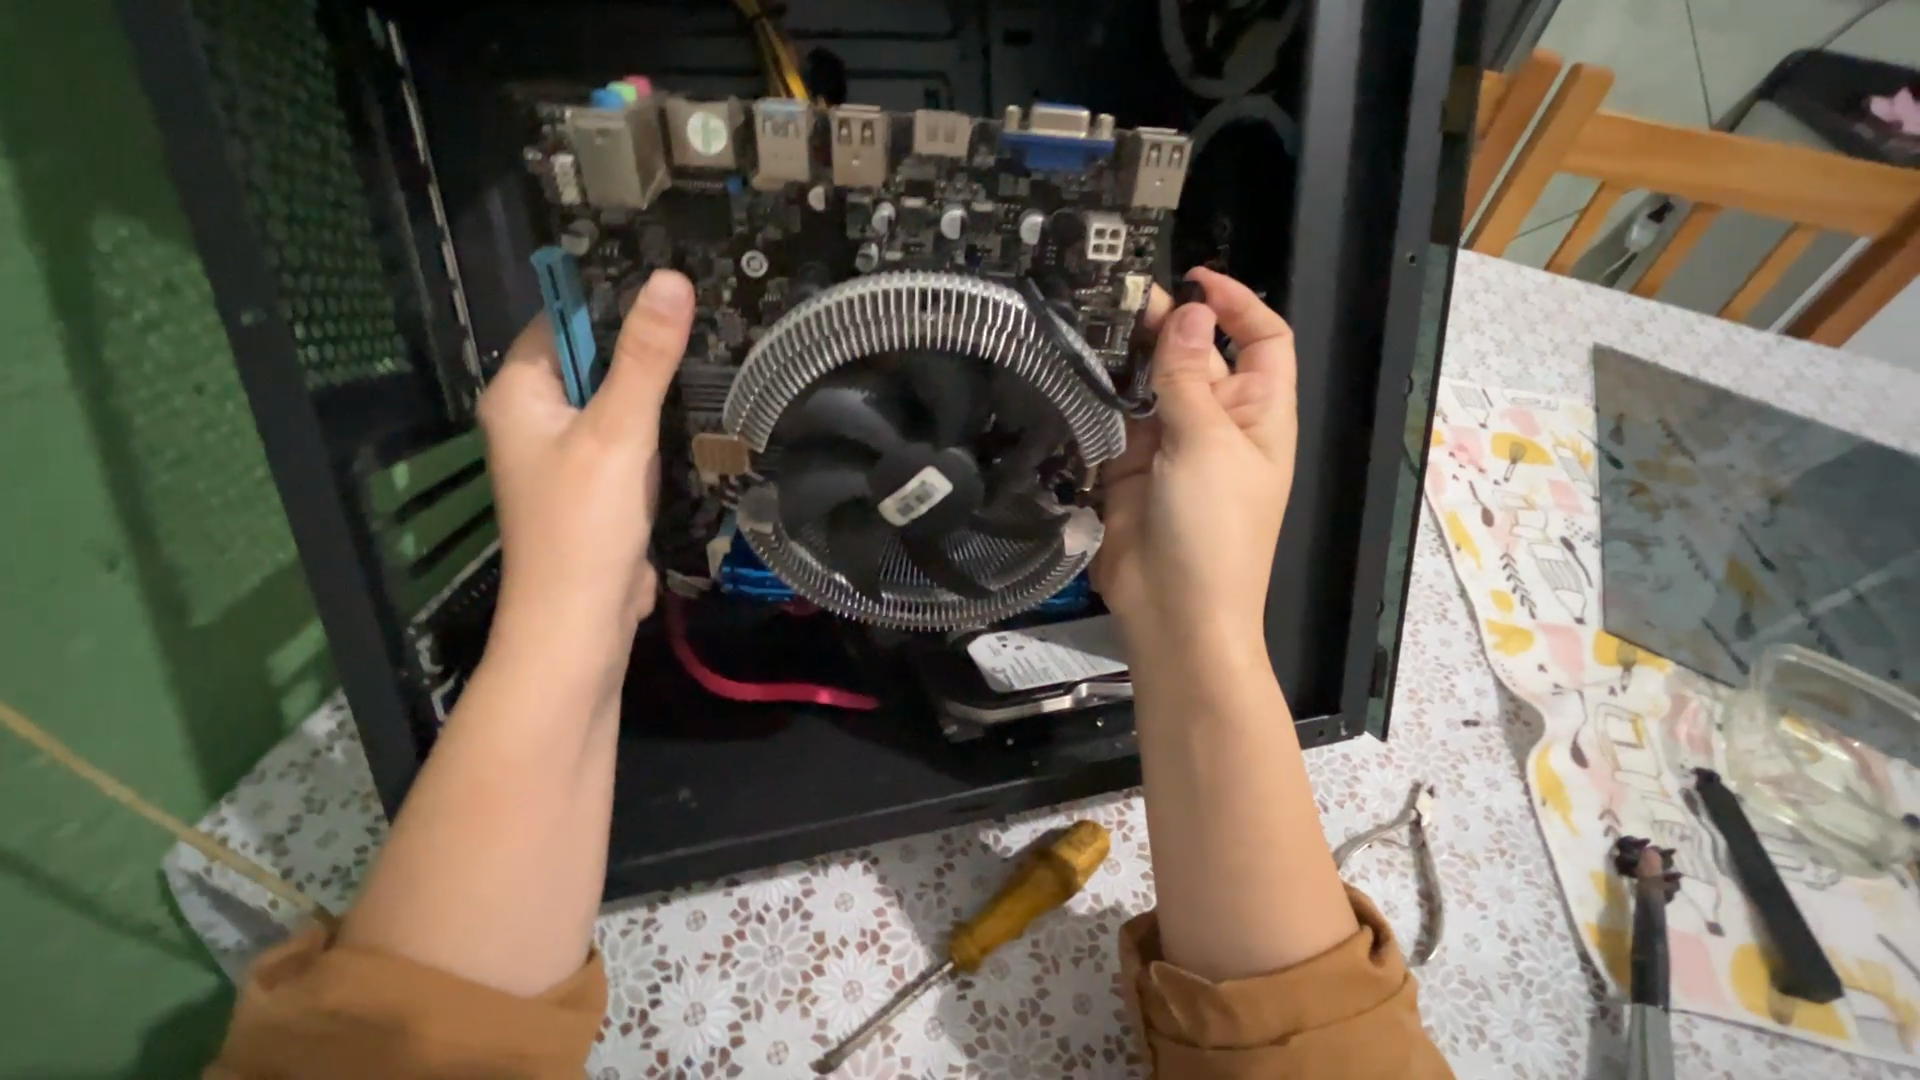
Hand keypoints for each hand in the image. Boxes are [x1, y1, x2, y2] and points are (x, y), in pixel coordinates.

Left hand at [478, 270, 695, 665]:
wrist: (581, 620)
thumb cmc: (586, 522)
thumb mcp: (619, 432)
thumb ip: (645, 358)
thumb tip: (671, 279)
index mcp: (519, 393)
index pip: (561, 322)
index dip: (611, 306)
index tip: (671, 297)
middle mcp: (532, 419)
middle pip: (590, 362)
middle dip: (640, 353)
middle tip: (702, 333)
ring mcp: (563, 456)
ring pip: (612, 405)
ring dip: (651, 396)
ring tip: (705, 371)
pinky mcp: (592, 488)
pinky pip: (623, 442)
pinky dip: (652, 435)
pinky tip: (689, 429)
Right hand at [1093, 268, 1298, 656]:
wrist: (1174, 613)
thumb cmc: (1214, 528)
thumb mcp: (1207, 444)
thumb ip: (1189, 377)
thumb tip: (1188, 312)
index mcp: (1258, 414)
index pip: (1263, 340)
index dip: (1237, 304)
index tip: (1194, 280)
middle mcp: (1217, 424)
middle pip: (1196, 358)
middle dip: (1165, 329)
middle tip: (1117, 303)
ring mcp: (1171, 448)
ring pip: (1149, 389)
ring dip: (1125, 363)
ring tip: (1087, 331)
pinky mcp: (1130, 471)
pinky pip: (1115, 425)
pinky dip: (1098, 404)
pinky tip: (1073, 378)